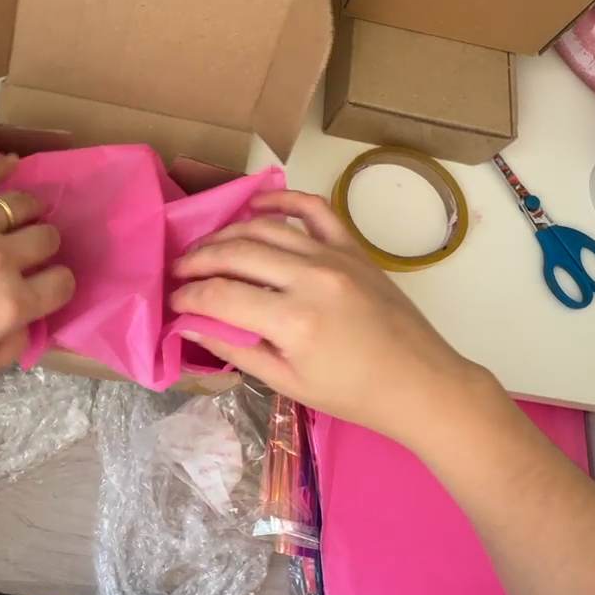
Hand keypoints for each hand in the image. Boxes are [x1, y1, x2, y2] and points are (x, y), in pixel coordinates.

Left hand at [0, 156, 74, 395]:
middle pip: (47, 238)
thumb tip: (30, 322)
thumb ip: (10, 349)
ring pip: (22, 202)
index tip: (43, 284)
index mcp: (10, 305)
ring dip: (28, 211)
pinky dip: (1, 168)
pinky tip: (10, 166)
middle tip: (24, 253)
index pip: (62, 282)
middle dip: (44, 247)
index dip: (56, 285)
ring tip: (16, 216)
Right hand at [170, 190, 495, 438]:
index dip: (187, 297)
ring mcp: (334, 256)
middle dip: (196, 261)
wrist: (421, 384)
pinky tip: (256, 206)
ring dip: (226, 234)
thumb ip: (237, 349)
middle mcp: (310, 278)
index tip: (173, 302)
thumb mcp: (288, 383)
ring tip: (205, 248)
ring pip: (265, 227)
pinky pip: (313, 209)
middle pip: (235, 253)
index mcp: (293, 320)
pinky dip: (281, 200)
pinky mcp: (353, 248)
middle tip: (179, 273)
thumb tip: (192, 324)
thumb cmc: (353, 394)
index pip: (219, 295)